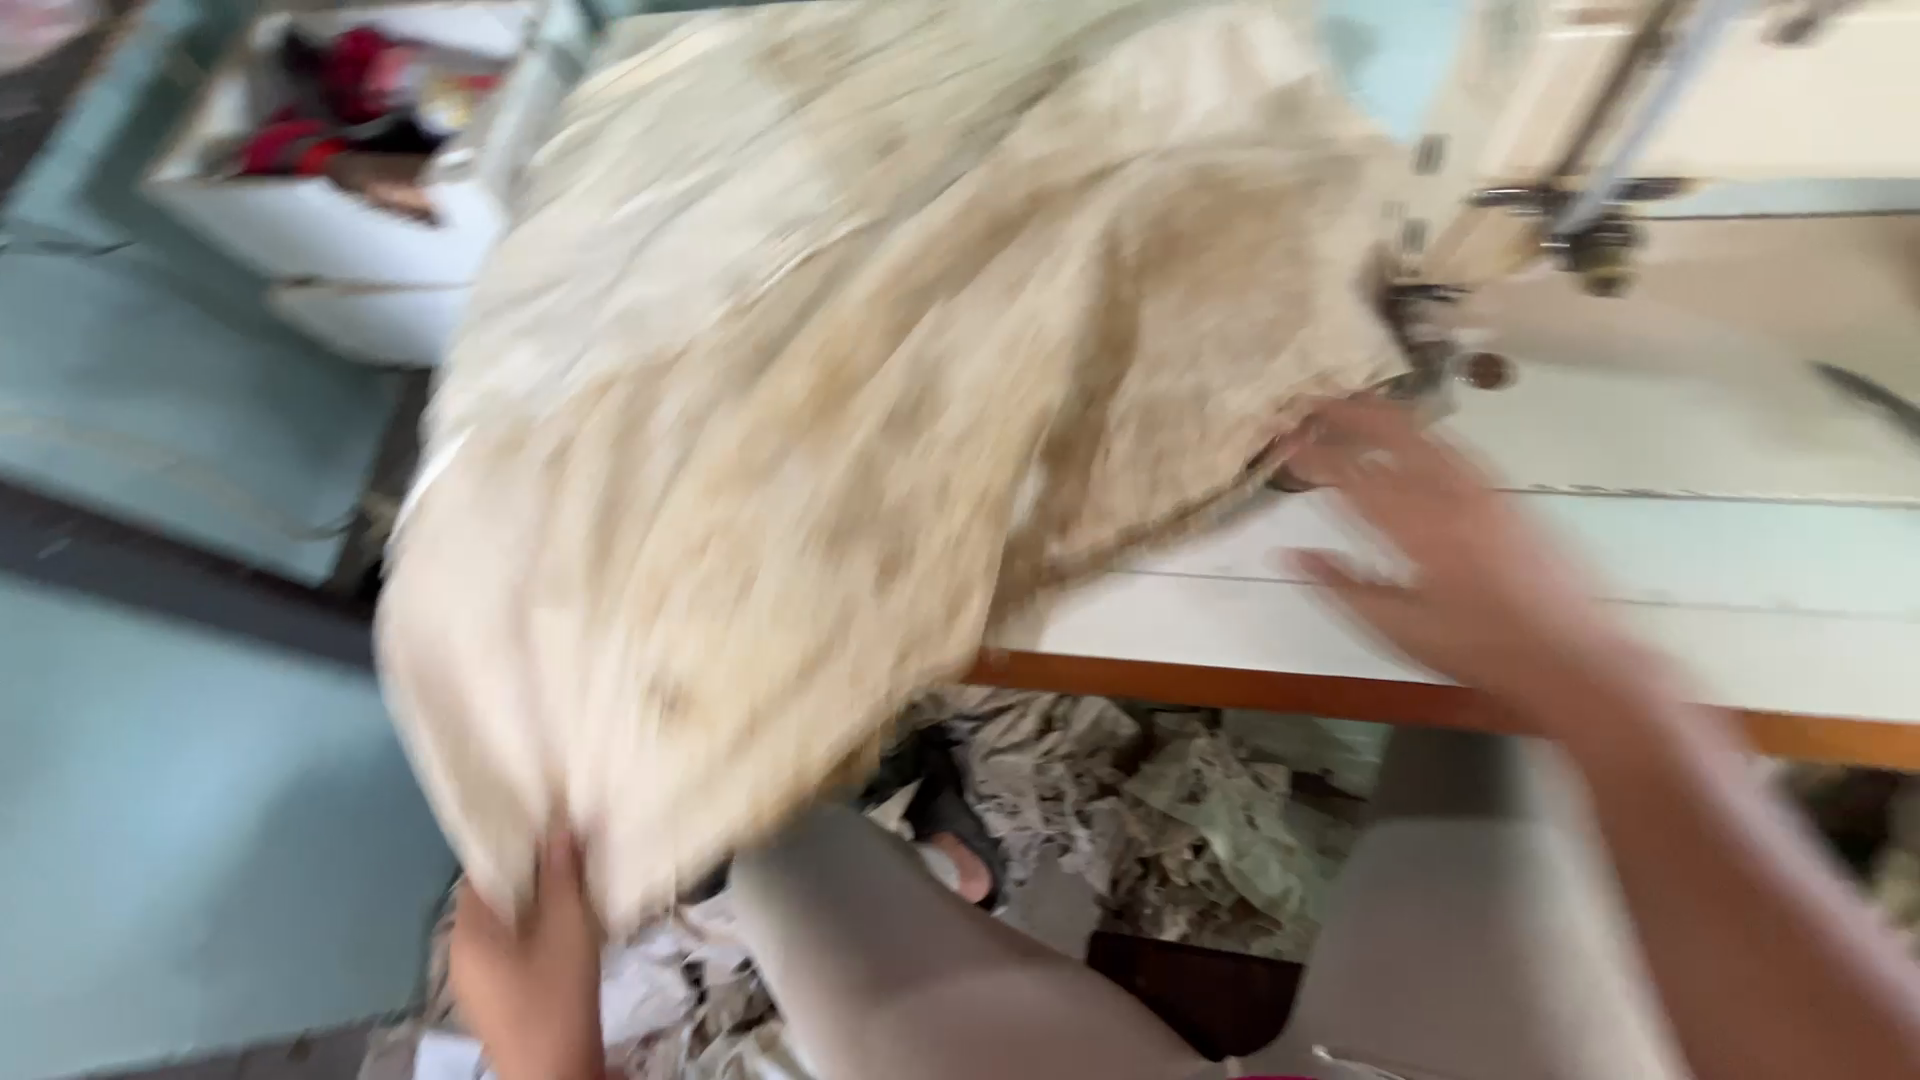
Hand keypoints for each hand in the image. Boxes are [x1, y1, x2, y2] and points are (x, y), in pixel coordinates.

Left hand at [449, 829, 604, 1079]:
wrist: (555, 1070)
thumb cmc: (557, 992)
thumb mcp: (568, 923)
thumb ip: (563, 872)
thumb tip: (561, 824)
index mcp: (468, 932)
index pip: (482, 869)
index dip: (514, 841)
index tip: (548, 818)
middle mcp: (461, 950)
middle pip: (495, 892)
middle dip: (532, 866)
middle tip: (571, 841)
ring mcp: (477, 975)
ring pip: (507, 916)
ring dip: (538, 893)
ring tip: (576, 871)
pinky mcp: (496, 991)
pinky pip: (512, 939)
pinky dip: (537, 919)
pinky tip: (568, 914)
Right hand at [1288, 397, 1649, 720]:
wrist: (1578, 661)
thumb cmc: (1478, 649)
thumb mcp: (1395, 627)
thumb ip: (1340, 584)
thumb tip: (1290, 554)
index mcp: (1418, 529)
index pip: (1353, 478)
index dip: (1314, 457)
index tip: (1284, 446)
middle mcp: (1454, 498)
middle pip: (1397, 435)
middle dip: (1350, 413)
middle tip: (1314, 402)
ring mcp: (1490, 494)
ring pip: (1432, 437)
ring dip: (1389, 417)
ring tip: (1357, 405)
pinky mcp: (1513, 501)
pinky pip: (1459, 452)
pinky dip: (1425, 436)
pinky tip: (1417, 443)